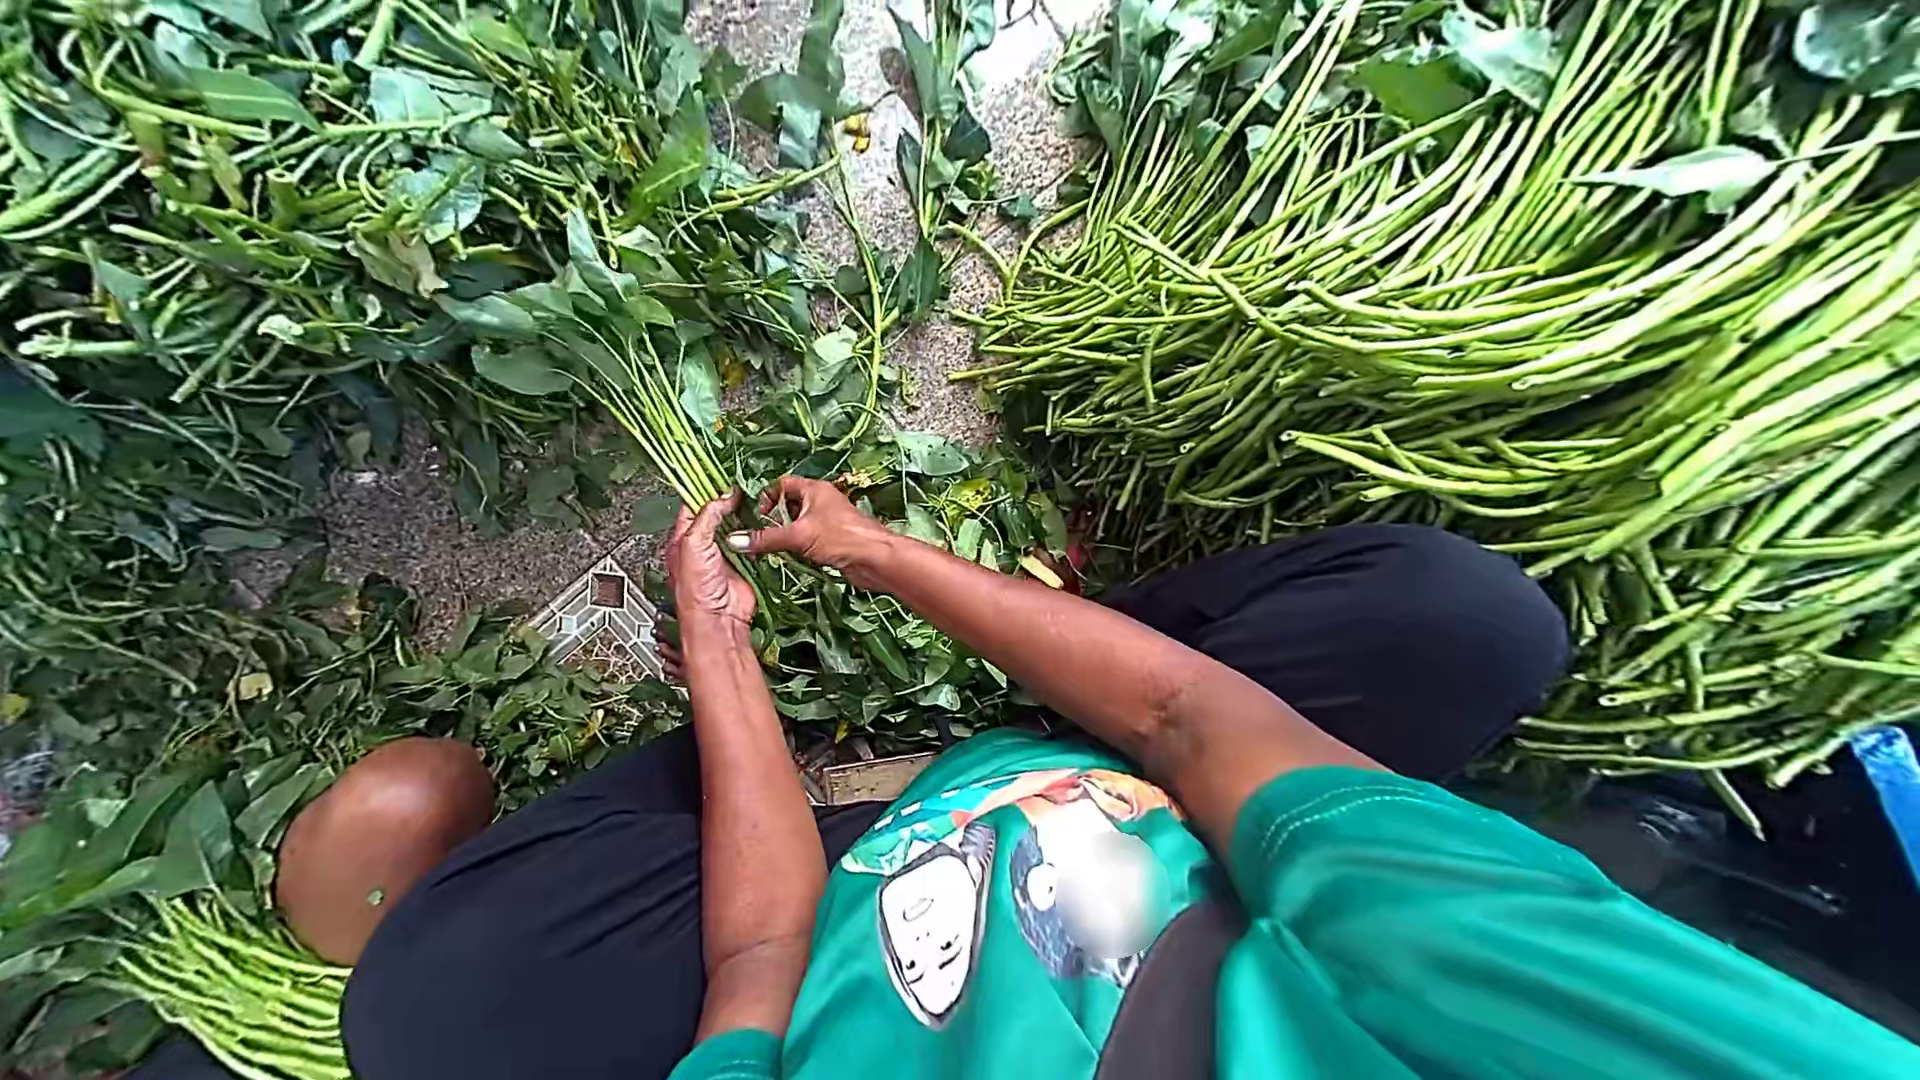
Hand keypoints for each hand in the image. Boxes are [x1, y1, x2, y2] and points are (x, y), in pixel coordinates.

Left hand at [666, 493, 755, 629]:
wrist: (719, 618)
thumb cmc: (696, 590)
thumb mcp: (694, 544)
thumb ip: (707, 517)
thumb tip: (722, 496)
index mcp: (683, 538)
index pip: (694, 506)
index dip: (706, 491)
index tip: (722, 478)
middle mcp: (703, 544)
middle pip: (717, 514)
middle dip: (730, 502)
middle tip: (743, 488)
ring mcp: (724, 553)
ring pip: (736, 526)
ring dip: (745, 516)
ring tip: (756, 502)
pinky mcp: (743, 562)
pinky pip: (751, 541)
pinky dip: (757, 533)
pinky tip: (762, 523)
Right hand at [727, 476, 896, 588]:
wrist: (874, 559)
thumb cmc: (841, 537)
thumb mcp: (798, 535)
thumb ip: (766, 538)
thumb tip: (735, 540)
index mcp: (814, 489)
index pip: (782, 484)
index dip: (767, 497)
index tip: (757, 516)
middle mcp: (821, 501)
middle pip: (789, 505)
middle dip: (773, 520)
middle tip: (759, 535)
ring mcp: (827, 521)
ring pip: (798, 524)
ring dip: (784, 536)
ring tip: (770, 549)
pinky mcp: (832, 540)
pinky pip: (807, 540)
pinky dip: (797, 547)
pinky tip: (790, 558)